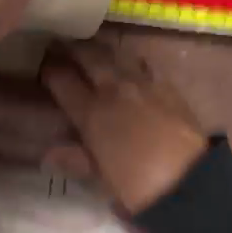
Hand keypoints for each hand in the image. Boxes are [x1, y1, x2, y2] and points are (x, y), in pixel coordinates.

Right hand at [42, 39, 209, 211]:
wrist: (188, 183)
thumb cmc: (138, 188)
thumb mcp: (101, 179)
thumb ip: (75, 160)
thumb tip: (48, 154)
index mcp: (91, 113)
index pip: (62, 80)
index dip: (49, 70)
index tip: (43, 66)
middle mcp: (113, 88)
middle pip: (88, 55)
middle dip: (72, 47)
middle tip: (62, 44)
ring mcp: (140, 82)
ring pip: (115, 52)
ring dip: (100, 48)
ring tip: (93, 48)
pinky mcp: (165, 83)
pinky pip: (142, 62)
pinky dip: (130, 60)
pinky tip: (129, 64)